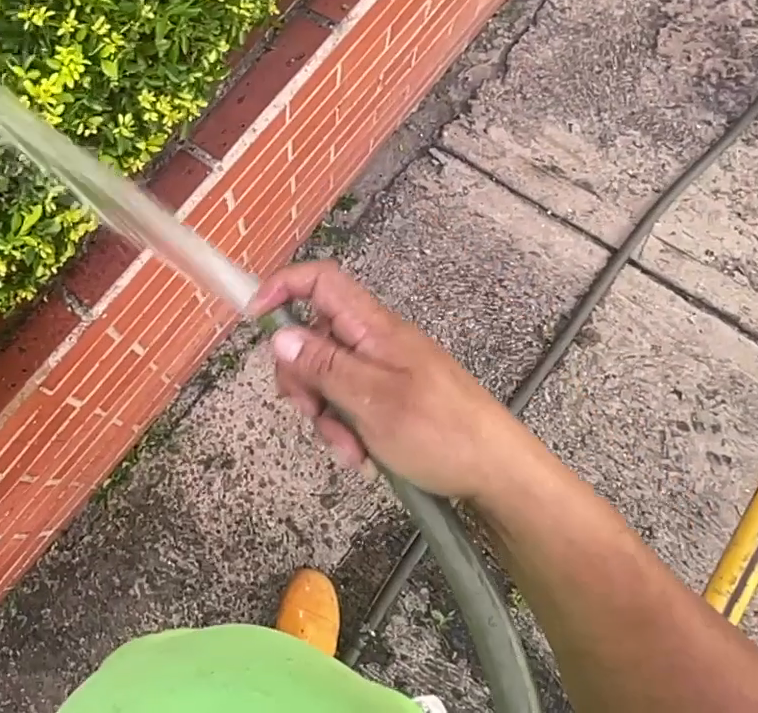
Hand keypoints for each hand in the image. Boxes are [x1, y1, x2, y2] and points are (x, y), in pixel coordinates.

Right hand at [249, 260, 537, 503]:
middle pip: (312, 335)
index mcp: (373, 328)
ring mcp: (383, 370)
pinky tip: (363, 455)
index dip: (282, 287)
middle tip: (308, 411)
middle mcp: (375, 341)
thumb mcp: (373, 402)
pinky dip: (345, 426)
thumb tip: (279, 335)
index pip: (320, 280)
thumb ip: (323, 366)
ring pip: (326, 375)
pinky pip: (348, 401)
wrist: (502, 477)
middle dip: (300, 375)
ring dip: (324, 413)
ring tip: (349, 450)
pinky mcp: (389, 398)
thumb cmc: (444, 435)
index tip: (255, 320)